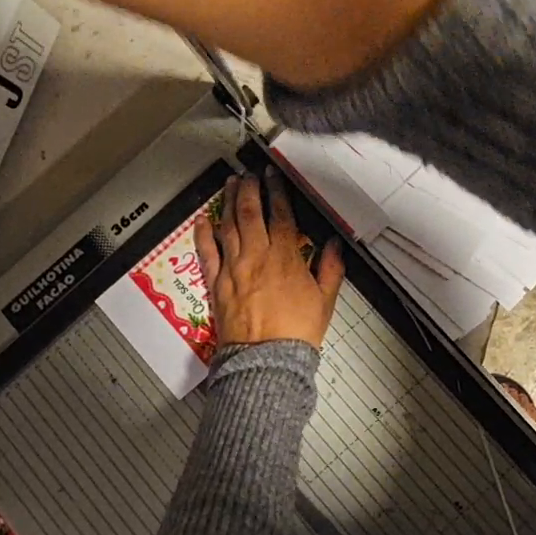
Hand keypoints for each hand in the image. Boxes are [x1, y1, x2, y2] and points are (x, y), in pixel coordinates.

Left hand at [195, 172, 345, 350]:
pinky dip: (203, 233)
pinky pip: (207, 252)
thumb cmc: (297, 332)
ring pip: (228, 225)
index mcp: (285, 257)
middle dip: (249, 188)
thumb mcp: (325, 300)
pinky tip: (202, 219)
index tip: (273, 175)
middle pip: (250, 212)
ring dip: (227, 201)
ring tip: (229, 184)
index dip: (276, 191)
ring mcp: (233, 267)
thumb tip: (333, 243)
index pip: (280, 214)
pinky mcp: (216, 283)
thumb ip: (330, 268)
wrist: (266, 360)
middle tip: (249, 174)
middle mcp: (256, 255)